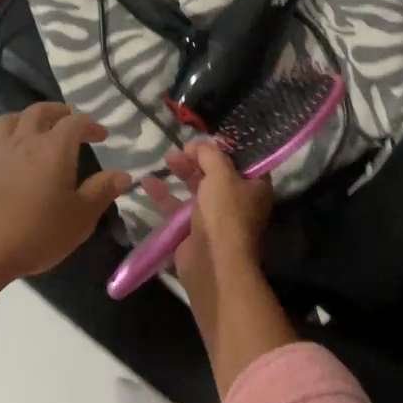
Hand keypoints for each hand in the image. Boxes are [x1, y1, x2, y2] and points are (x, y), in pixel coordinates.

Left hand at [0, 103, 130, 279]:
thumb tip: (123, 175)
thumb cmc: (38, 233)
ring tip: (32, 129)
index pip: (75, 123)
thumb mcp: (81, 217)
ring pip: (7, 121)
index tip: (102, 136)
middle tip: (68, 120)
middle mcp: (24, 141)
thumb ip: (102, 191)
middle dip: (57, 112)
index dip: (90, 125)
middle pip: (39, 112)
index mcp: (54, 148)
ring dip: (22, 119)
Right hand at [141, 143, 289, 397]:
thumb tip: (200, 145)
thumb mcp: (221, 175)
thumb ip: (210, 154)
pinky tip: (147, 181)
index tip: (208, 139)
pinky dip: (165, 195)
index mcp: (255, 188)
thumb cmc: (225, 215)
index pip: (244, 161)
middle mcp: (238, 202)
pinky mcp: (194, 231)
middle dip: (199, 159)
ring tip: (167, 159)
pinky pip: (179, 207)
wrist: (213, 264)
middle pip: (217, 173)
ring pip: (198, 189)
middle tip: (181, 149)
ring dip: (183, 173)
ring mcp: (215, 218)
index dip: (226, 148)